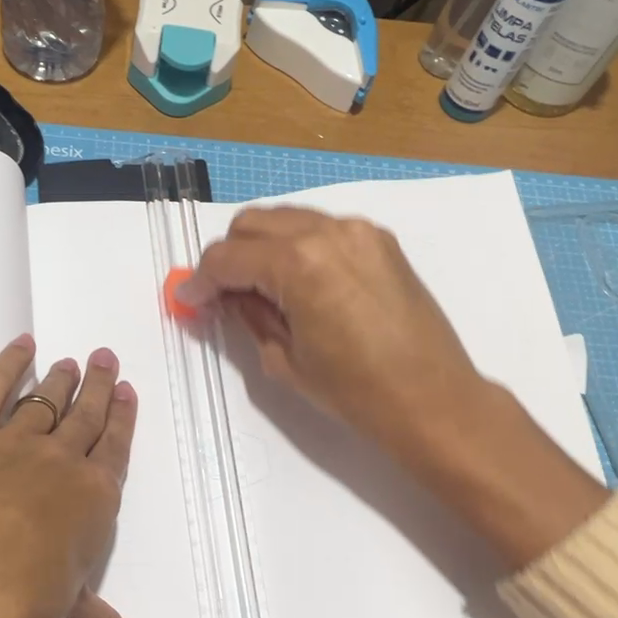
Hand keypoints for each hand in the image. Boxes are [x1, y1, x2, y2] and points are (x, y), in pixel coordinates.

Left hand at [0, 336, 144, 617]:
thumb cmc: (28, 597)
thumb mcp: (71, 613)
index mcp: (93, 499)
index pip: (114, 451)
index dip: (123, 421)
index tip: (129, 394)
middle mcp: (60, 462)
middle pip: (86, 417)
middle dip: (99, 388)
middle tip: (106, 359)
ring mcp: (13, 442)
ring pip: (44, 402)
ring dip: (59, 380)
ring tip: (70, 362)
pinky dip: (7, 365)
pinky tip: (20, 346)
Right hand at [172, 207, 486, 454]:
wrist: (431, 397)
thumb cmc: (354, 391)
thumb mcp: (285, 361)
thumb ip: (250, 317)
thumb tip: (228, 298)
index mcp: (299, 264)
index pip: (227, 257)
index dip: (200, 280)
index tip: (187, 300)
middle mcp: (328, 231)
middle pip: (253, 223)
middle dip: (229, 257)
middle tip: (222, 297)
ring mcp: (358, 231)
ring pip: (287, 220)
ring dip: (262, 249)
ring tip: (262, 293)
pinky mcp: (379, 240)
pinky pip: (321, 229)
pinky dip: (297, 248)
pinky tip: (300, 287)